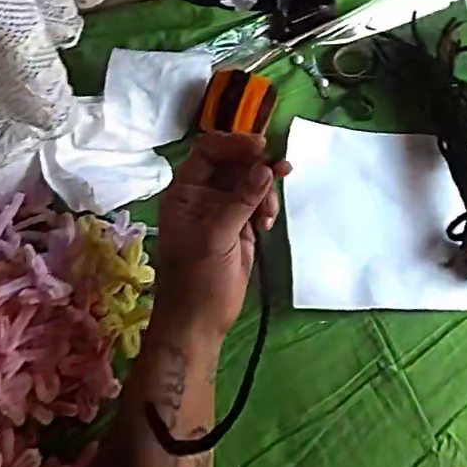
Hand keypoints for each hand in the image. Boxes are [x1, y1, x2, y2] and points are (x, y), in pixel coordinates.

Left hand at [153, 132, 290, 339]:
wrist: (200, 322)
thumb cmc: (197, 279)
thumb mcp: (217, 237)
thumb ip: (241, 200)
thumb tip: (265, 169)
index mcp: (186, 190)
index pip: (209, 151)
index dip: (234, 144)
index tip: (262, 147)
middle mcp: (204, 193)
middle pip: (234, 162)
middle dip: (257, 165)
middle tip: (280, 169)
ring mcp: (223, 208)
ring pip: (250, 180)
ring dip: (266, 189)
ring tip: (269, 213)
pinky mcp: (241, 222)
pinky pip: (259, 200)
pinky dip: (268, 204)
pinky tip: (269, 221)